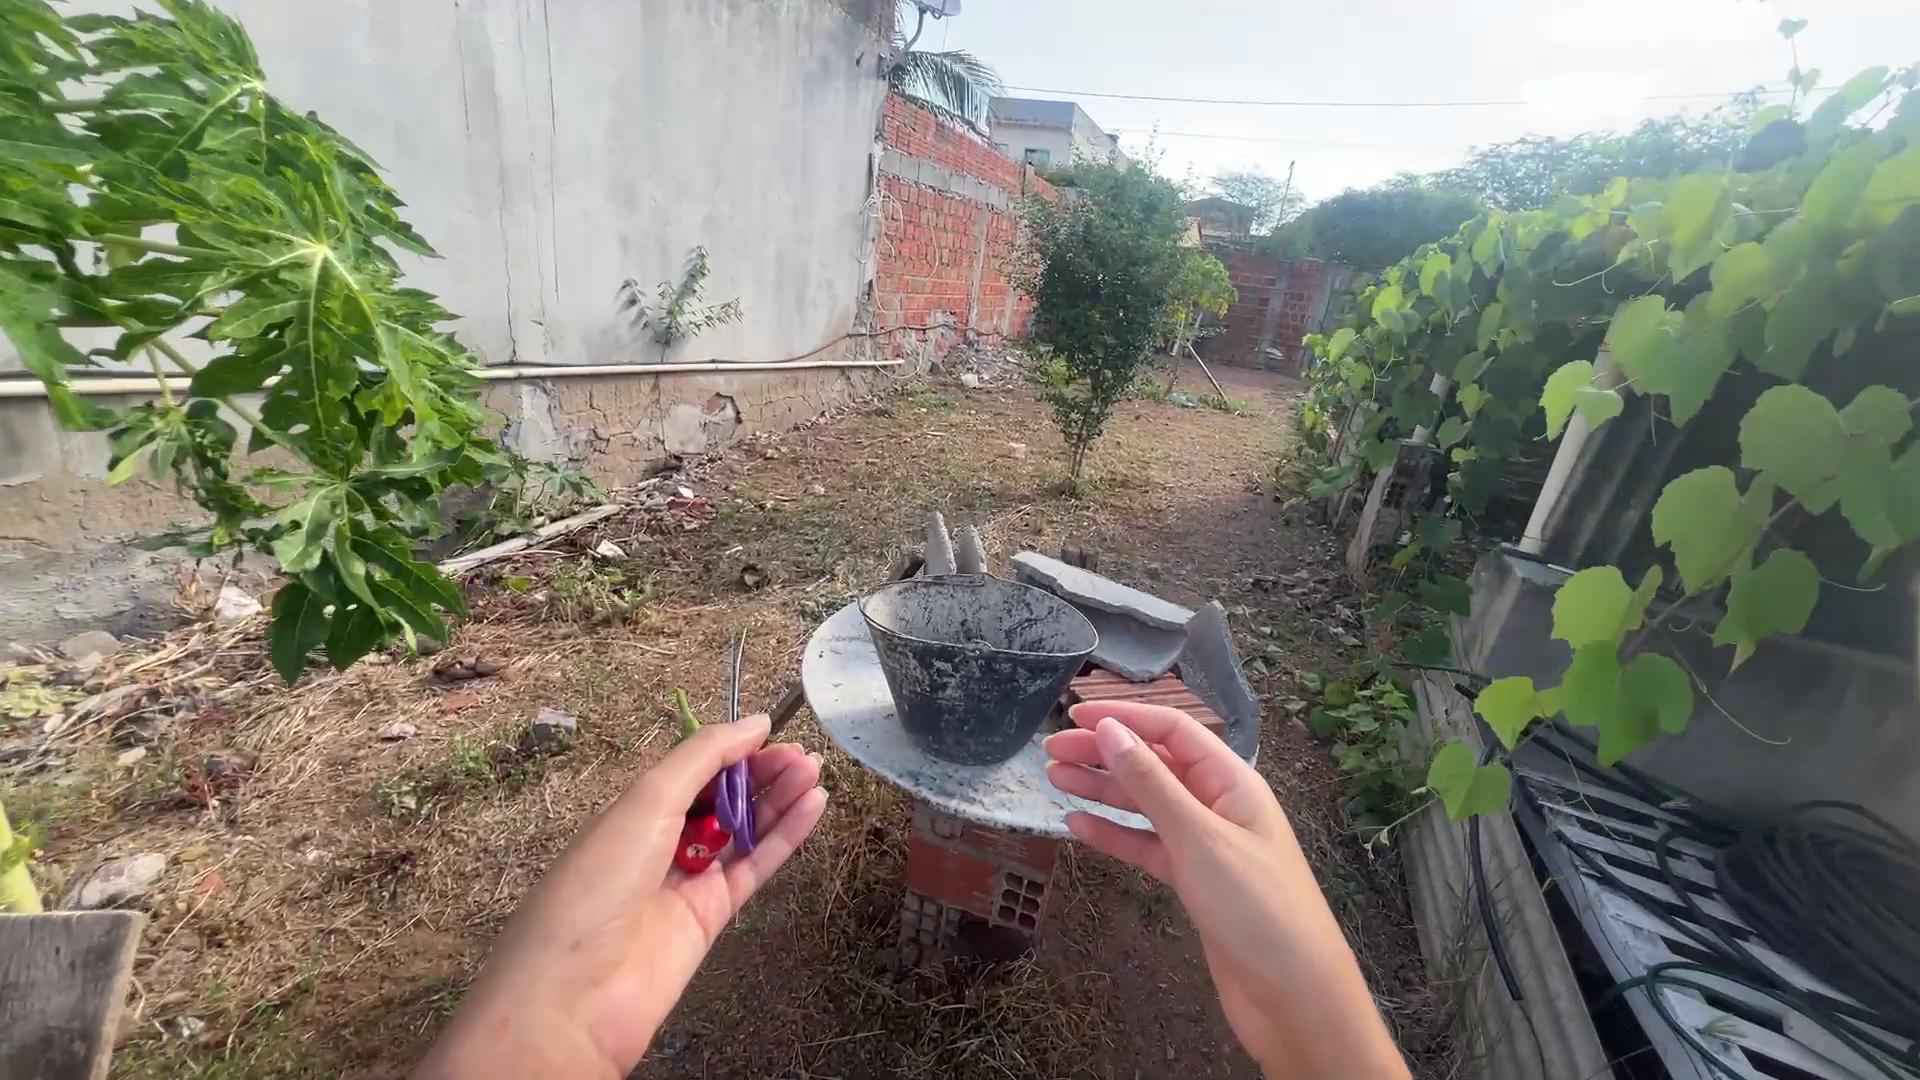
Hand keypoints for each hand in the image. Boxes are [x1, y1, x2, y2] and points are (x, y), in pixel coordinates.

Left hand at [417, 714, 827, 1079]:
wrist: (574, 997)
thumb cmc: (600, 881)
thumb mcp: (647, 801)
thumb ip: (704, 757)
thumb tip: (756, 722)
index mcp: (636, 809)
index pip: (695, 769)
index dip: (734, 750)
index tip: (772, 732)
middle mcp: (664, 839)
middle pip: (724, 796)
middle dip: (763, 772)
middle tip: (802, 755)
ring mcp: (689, 878)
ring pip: (745, 828)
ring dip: (780, 798)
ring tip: (814, 771)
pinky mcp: (714, 914)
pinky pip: (757, 865)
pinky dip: (786, 835)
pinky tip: (814, 805)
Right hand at [1045, 702, 1407, 1077]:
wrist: (1296, 1003)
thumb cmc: (1256, 907)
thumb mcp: (1199, 837)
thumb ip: (1151, 782)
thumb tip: (1110, 730)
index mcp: (1230, 780)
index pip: (1171, 731)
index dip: (1124, 717)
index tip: (1075, 716)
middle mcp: (1216, 803)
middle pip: (1152, 764)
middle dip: (1103, 753)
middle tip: (1052, 751)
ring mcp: (1203, 842)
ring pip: (1143, 803)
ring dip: (1101, 789)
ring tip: (1055, 779)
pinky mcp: (1191, 878)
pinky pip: (1144, 844)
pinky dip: (1112, 833)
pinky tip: (1077, 825)